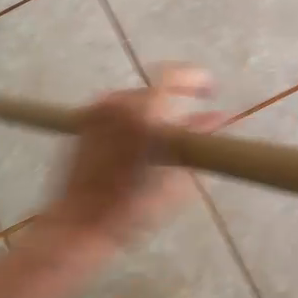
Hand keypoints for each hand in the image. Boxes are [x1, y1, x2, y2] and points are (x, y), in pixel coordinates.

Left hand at [40, 65, 225, 249]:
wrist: (79, 221)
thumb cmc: (131, 210)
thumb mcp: (175, 181)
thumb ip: (198, 142)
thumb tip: (218, 118)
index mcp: (142, 115)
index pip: (172, 76)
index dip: (196, 79)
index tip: (211, 89)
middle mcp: (117, 104)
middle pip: (154, 91)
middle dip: (175, 104)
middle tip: (190, 127)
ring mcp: (96, 109)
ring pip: (135, 100)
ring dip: (152, 114)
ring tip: (162, 143)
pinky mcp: (83, 119)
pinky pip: (116, 110)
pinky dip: (131, 120)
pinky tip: (137, 145)